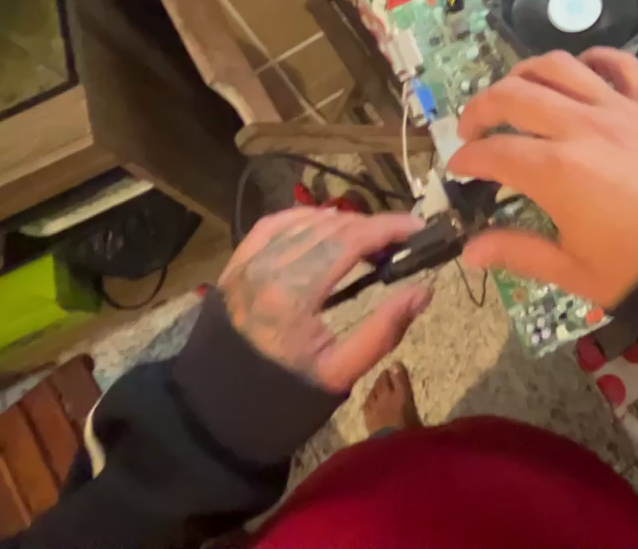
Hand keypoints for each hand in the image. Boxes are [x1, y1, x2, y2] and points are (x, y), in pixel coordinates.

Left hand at [218, 208, 432, 392]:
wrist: (213, 419)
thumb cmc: (283, 401)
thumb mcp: (339, 375)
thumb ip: (384, 330)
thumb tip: (423, 290)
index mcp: (295, 295)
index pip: (351, 240)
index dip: (389, 227)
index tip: (418, 226)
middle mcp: (269, 267)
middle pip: (332, 225)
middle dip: (372, 225)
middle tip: (400, 240)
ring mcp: (248, 261)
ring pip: (306, 219)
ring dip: (343, 222)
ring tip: (368, 239)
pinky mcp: (236, 263)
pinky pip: (276, 223)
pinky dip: (306, 218)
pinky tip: (325, 227)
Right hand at [447, 49, 637, 306]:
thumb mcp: (573, 271)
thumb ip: (517, 252)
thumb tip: (469, 252)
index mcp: (557, 170)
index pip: (494, 152)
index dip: (468, 159)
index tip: (458, 168)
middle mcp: (582, 126)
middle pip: (515, 95)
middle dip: (481, 108)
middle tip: (471, 128)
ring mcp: (619, 108)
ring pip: (559, 67)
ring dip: (526, 74)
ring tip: (514, 92)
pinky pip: (618, 64)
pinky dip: (593, 59)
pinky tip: (580, 71)